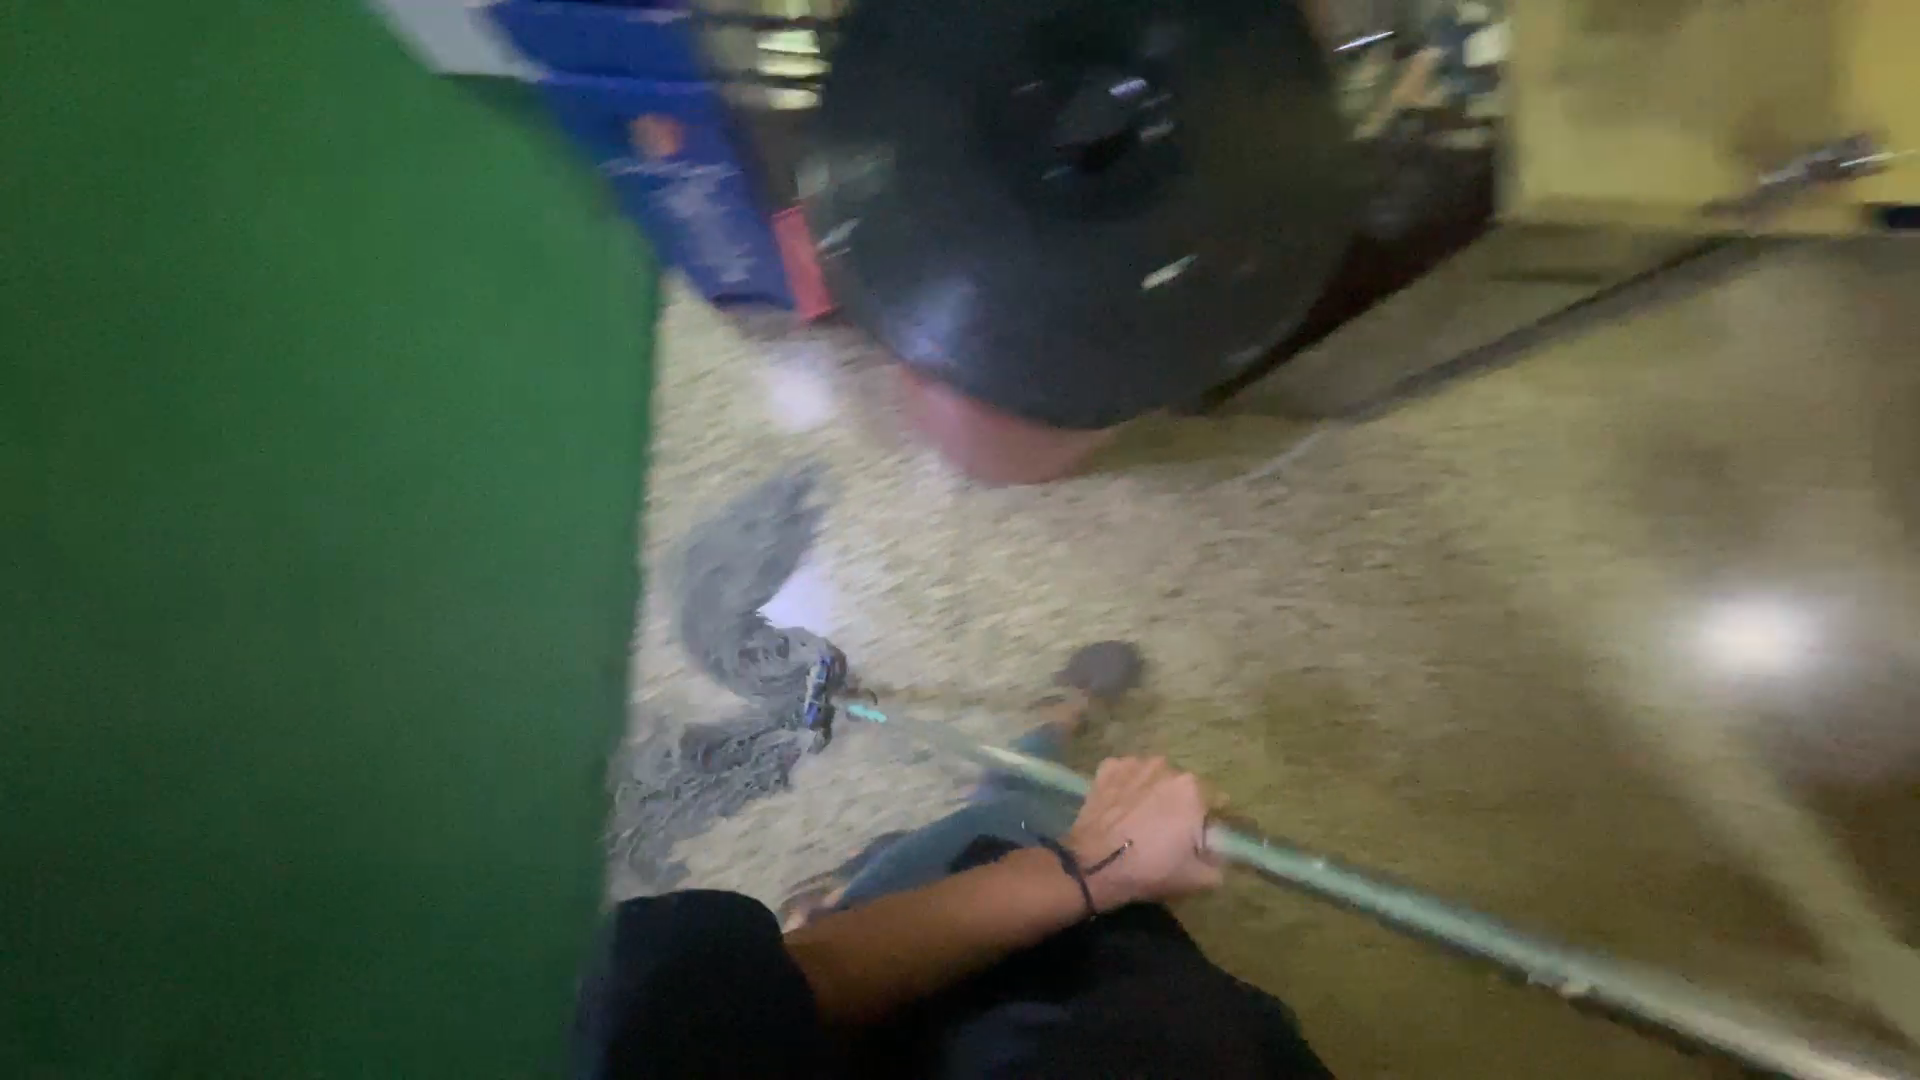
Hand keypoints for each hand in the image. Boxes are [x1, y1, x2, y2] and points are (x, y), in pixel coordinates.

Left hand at [1064, 756, 1222, 910]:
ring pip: (1153, 777)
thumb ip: (1219, 863)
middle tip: (1167, 830)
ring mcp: (1133, 763)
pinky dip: (1126, 787)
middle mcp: (1165, 766)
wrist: (1094, 863)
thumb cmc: (1150, 868)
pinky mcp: (1107, 768)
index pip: (1216, 800)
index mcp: (1192, 788)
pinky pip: (1126, 775)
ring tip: (1140, 818)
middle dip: (1180, 804)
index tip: (1200, 837)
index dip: (1211, 820)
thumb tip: (1218, 853)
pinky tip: (1120, 808)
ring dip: (1153, 792)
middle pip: (1182, 786)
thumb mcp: (1198, 878)